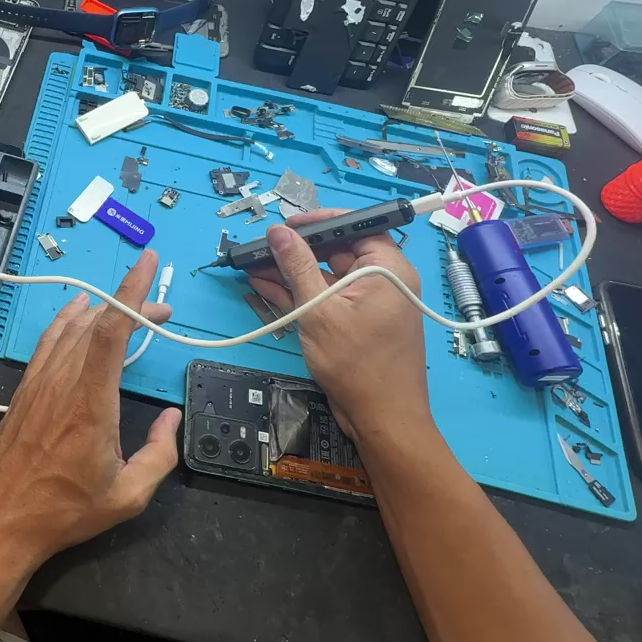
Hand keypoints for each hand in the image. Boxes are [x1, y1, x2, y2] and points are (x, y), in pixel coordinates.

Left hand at [0, 252, 181, 570]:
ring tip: (132, 310)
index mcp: (91, 402)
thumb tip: (172, 419)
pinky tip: (78, 311)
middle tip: (163, 311)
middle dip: (132, 306)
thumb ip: (160, 455)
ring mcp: (40, 381)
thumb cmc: (64, 510)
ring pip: (72, 328)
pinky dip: (68, 319)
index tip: (148, 263)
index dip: (131, 292)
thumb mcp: (127, 496)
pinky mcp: (27, 387)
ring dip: (104, 312)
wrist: (0, 518)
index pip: (112, 331)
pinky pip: (49, 341)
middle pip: (97, 323)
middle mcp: (63, 381)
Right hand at [248, 210, 431, 442]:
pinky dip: (298, 292)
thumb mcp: (319, 310)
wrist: (381, 418)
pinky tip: (264, 284)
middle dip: (296, 249)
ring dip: (290, 271)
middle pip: (335, 251)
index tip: (286, 225)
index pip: (355, 227)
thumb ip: (296, 266)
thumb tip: (278, 232)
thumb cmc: (358, 363)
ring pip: (325, 274)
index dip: (319, 222)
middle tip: (261, 247)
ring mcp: (368, 302)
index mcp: (388, 268)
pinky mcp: (354, 321)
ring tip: (253, 264)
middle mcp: (382, 279)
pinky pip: (324, 296)